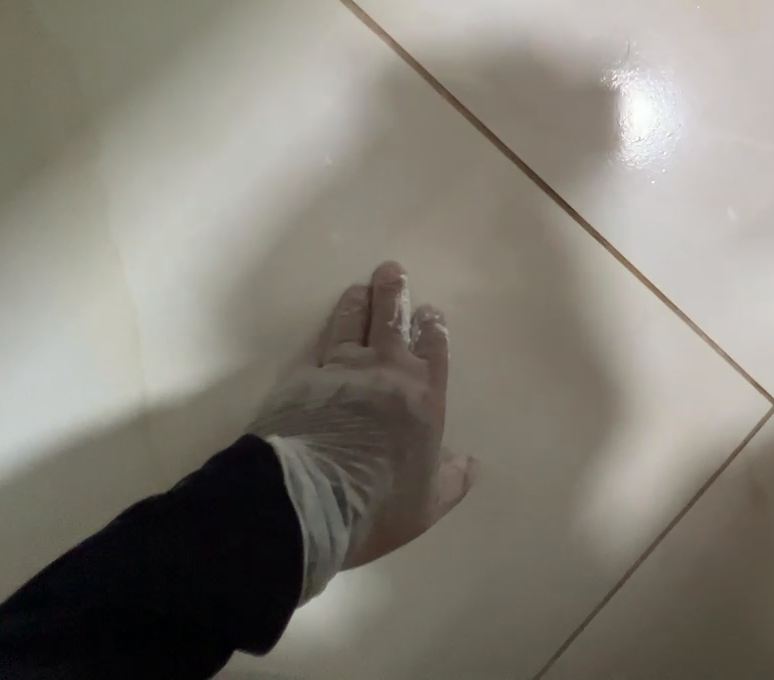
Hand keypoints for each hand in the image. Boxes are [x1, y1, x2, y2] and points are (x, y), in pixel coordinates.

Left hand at [249, 261, 474, 600]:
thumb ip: (452, 480)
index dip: (432, 327)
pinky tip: (327, 321)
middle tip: (392, 270)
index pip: (433, 349)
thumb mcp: (427, 504)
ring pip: (354, 324)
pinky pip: (317, 344)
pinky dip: (325, 328)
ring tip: (361, 286)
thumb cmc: (377, 503)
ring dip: (360, 303)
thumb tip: (471, 464)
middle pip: (394, 322)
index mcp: (424, 396)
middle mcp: (387, 373)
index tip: (429, 310)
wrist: (307, 502)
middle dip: (395, 295)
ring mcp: (342, 371)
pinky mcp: (301, 378)